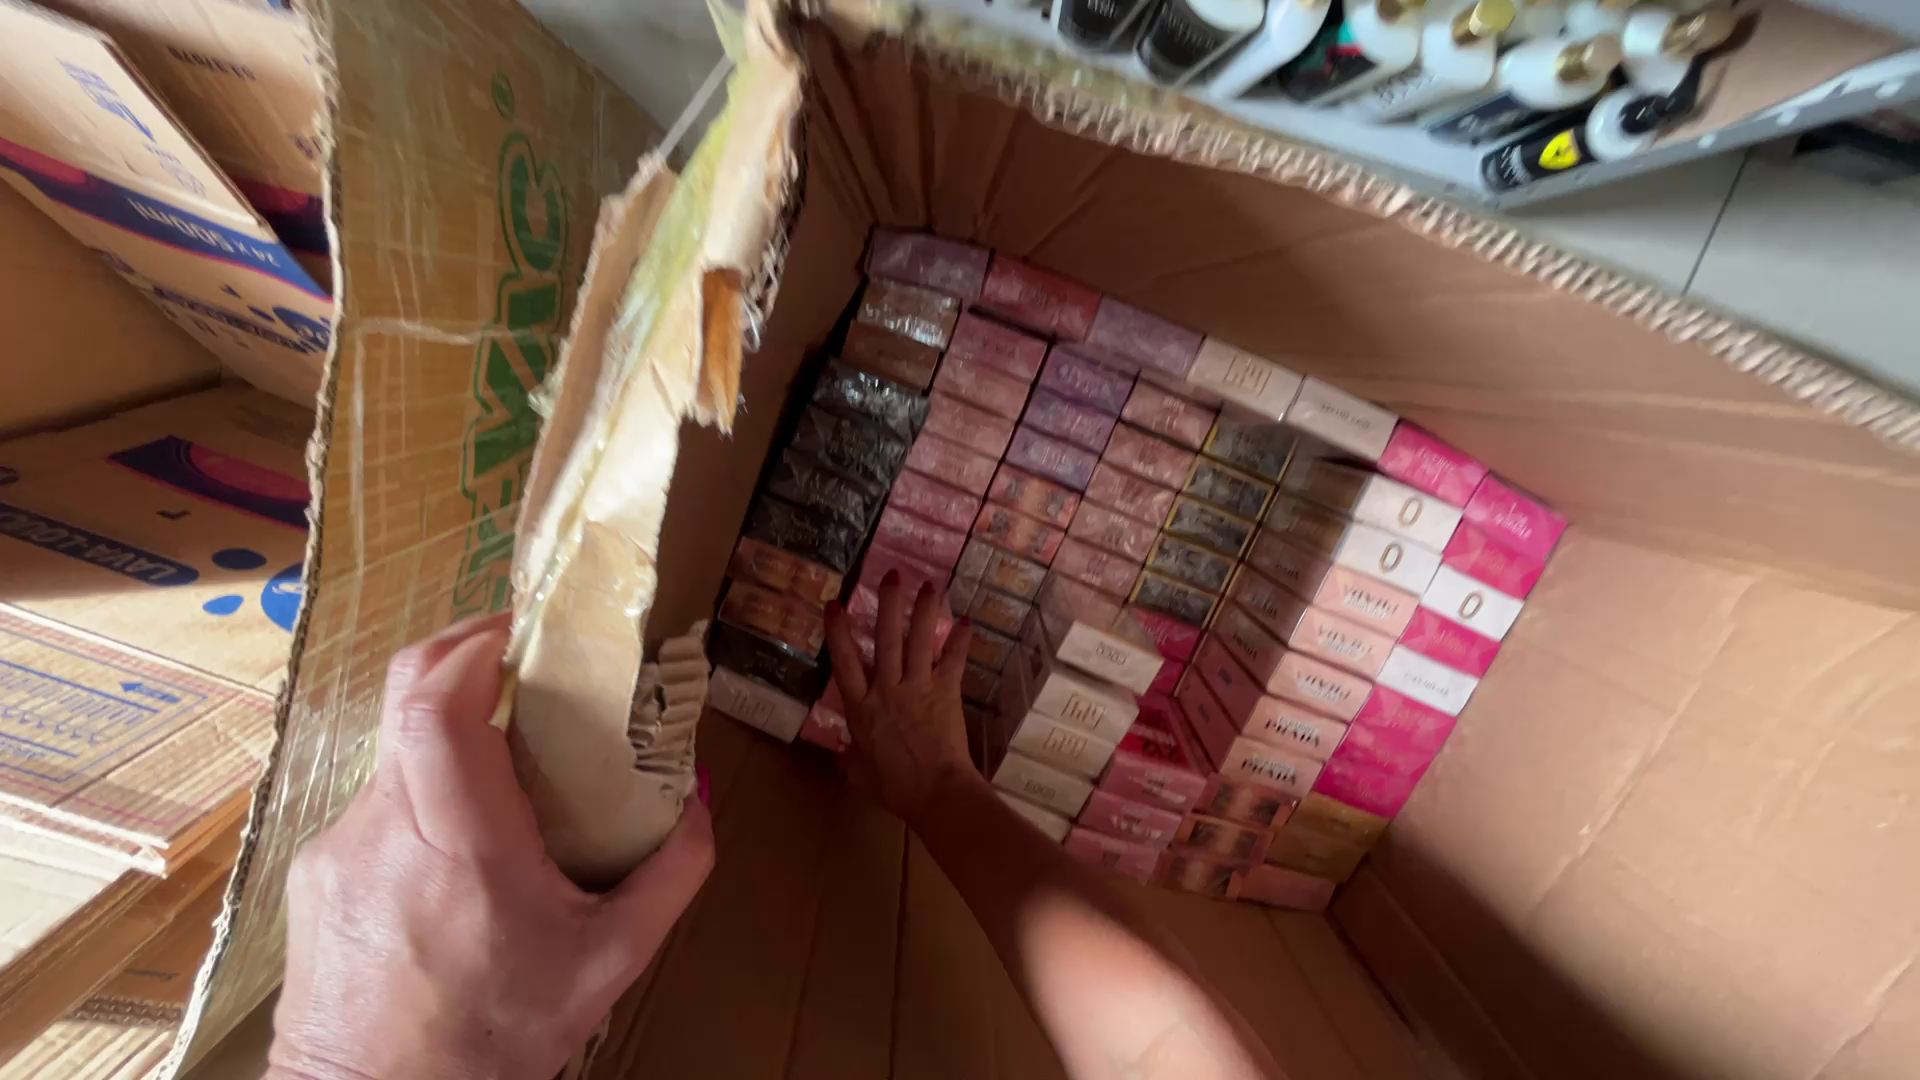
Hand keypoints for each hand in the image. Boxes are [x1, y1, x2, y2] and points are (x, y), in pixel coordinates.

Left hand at [269, 614, 714, 1079]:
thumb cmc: (494, 1038)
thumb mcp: (612, 959)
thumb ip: (675, 869)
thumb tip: (697, 792)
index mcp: (460, 845)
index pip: (436, 708)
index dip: (477, 647)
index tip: (528, 626)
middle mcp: (385, 829)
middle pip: (406, 697)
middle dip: (469, 650)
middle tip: (533, 650)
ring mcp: (339, 846)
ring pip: (399, 740)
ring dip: (460, 716)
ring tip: (521, 741)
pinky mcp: (321, 866)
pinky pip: (385, 785)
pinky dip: (436, 768)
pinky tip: (478, 815)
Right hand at [825, 571, 979, 824]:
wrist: (934, 793)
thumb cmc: (894, 787)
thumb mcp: (860, 775)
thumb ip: (849, 760)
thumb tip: (841, 756)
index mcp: (861, 708)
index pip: (844, 662)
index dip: (838, 631)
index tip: (835, 604)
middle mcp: (886, 689)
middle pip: (885, 639)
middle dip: (888, 604)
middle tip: (892, 575)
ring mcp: (917, 687)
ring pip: (917, 641)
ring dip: (923, 611)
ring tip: (928, 584)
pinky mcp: (945, 692)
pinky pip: (952, 661)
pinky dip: (960, 642)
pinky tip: (966, 622)